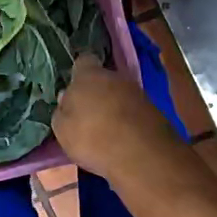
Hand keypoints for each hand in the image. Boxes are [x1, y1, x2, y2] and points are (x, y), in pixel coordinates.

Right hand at [52, 56, 189, 182]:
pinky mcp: (154, 110)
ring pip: (119, 94)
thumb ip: (62, 110)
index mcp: (88, 75)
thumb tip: (66, 99)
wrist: (142, 155)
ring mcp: (137, 92)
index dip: (78, 74)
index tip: (73, 90)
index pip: (83, 61)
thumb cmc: (93, 138)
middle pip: (103, 79)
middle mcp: (115, 76)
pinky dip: (128, 121)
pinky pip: (134, 110)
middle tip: (87, 115)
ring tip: (106, 131)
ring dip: (113, 108)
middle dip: (96, 93)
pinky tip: (123, 139)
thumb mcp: (63, 129)